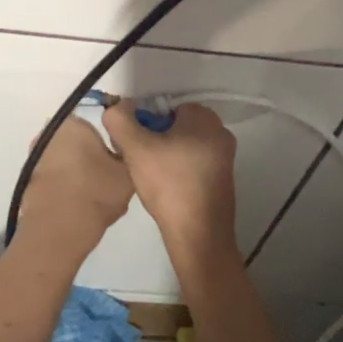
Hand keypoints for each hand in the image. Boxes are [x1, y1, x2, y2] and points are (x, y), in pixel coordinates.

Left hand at [19, 114, 132, 255]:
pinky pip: (54, 179)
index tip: (119, 158)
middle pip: (77, 142)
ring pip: (64, 161)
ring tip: (95, 194)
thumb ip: (128, 153)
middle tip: (109, 176)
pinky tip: (78, 204)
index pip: (95, 124)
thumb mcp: (128, 171)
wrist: (59, 227)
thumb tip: (125, 148)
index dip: (109, 141)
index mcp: (72, 123)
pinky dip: (65, 187)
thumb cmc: (97, 190)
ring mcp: (34, 158)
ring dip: (77, 172)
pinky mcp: (28, 181)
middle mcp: (48, 133)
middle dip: (90, 155)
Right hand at [103, 101, 237, 262]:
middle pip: (175, 126)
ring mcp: (225, 157)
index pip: (166, 107)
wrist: (198, 234)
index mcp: (205, 118)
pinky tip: (166, 189)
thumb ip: (120, 120)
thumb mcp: (135, 148)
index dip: (146, 124)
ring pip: (183, 146)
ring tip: (151, 177)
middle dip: (155, 139)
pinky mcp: (223, 179)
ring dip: (165, 156)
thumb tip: (117, 107)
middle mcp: (220, 133)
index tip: (135, 145)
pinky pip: (193, 164)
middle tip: (139, 161)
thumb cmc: (168, 184)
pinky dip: (178, 171)